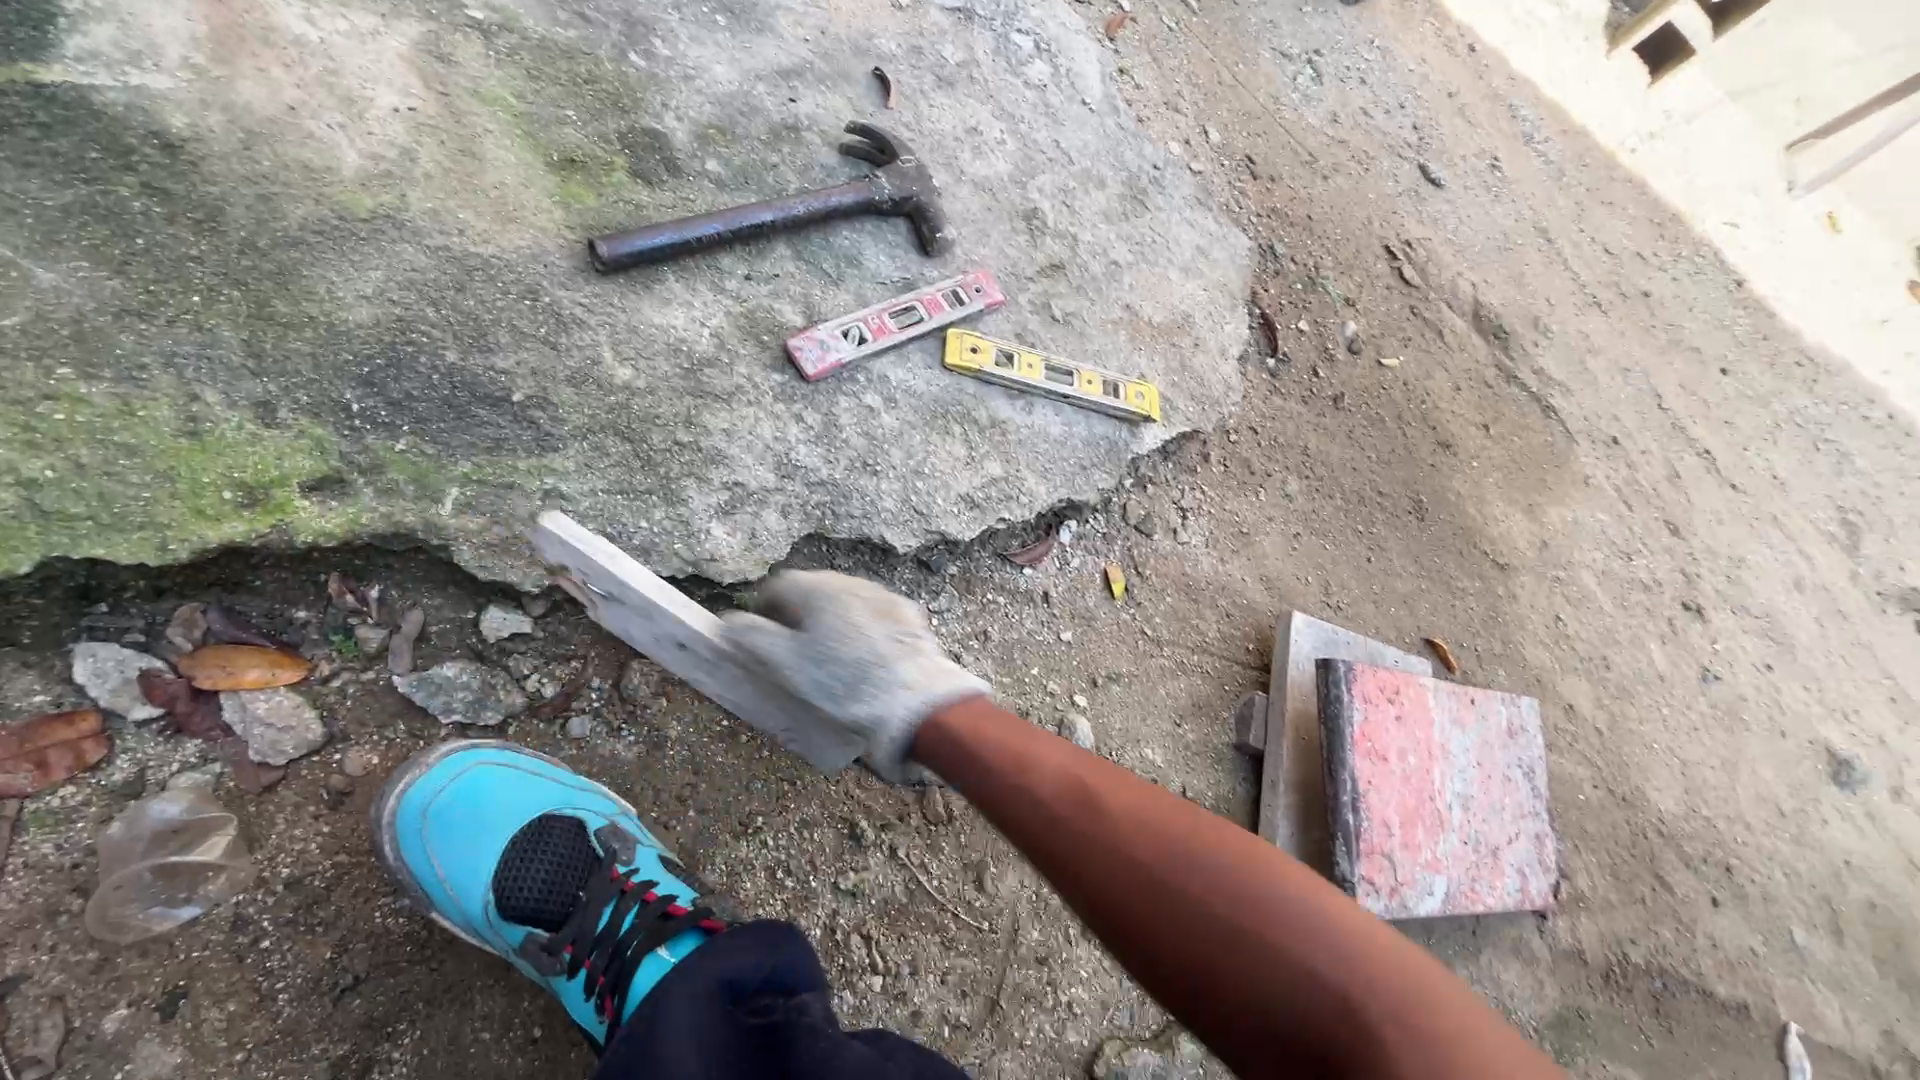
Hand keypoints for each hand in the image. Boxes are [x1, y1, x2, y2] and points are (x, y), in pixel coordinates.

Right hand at [719, 571, 988, 781]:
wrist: (912, 703)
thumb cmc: (844, 684)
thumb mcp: (786, 665)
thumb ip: (752, 638)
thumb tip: (728, 622)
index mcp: (818, 588)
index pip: (779, 585)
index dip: (763, 609)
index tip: (760, 634)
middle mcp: (852, 583)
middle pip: (813, 589)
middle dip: (797, 613)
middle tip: (791, 647)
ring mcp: (883, 597)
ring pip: (845, 601)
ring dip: (830, 620)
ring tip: (827, 656)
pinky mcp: (908, 616)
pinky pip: (873, 615)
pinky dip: (860, 629)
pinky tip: (861, 658)